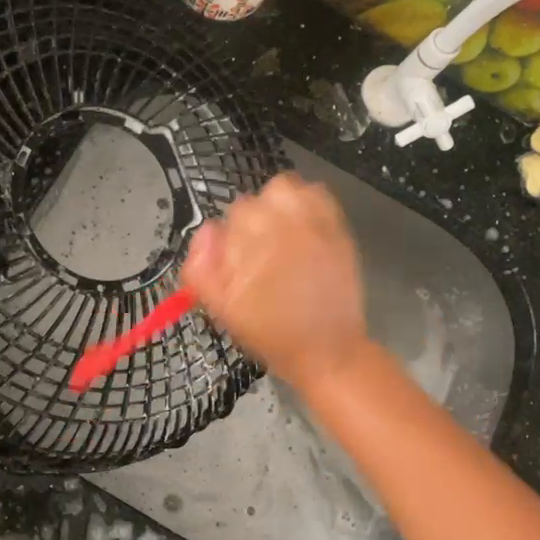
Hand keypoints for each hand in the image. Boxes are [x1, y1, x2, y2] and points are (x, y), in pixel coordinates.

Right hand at [182, 172, 369, 389]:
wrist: (326, 350)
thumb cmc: (270, 333)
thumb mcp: (223, 309)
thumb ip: (201, 269)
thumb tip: (205, 232)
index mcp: (254, 243)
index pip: (233, 214)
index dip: (230, 237)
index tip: (235, 260)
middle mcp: (285, 226)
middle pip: (257, 199)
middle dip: (251, 220)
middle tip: (256, 250)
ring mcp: (315, 225)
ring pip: (286, 188)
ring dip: (277, 204)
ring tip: (278, 233)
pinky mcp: (338, 230)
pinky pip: (319, 195)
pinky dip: (307, 203)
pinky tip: (302, 227)